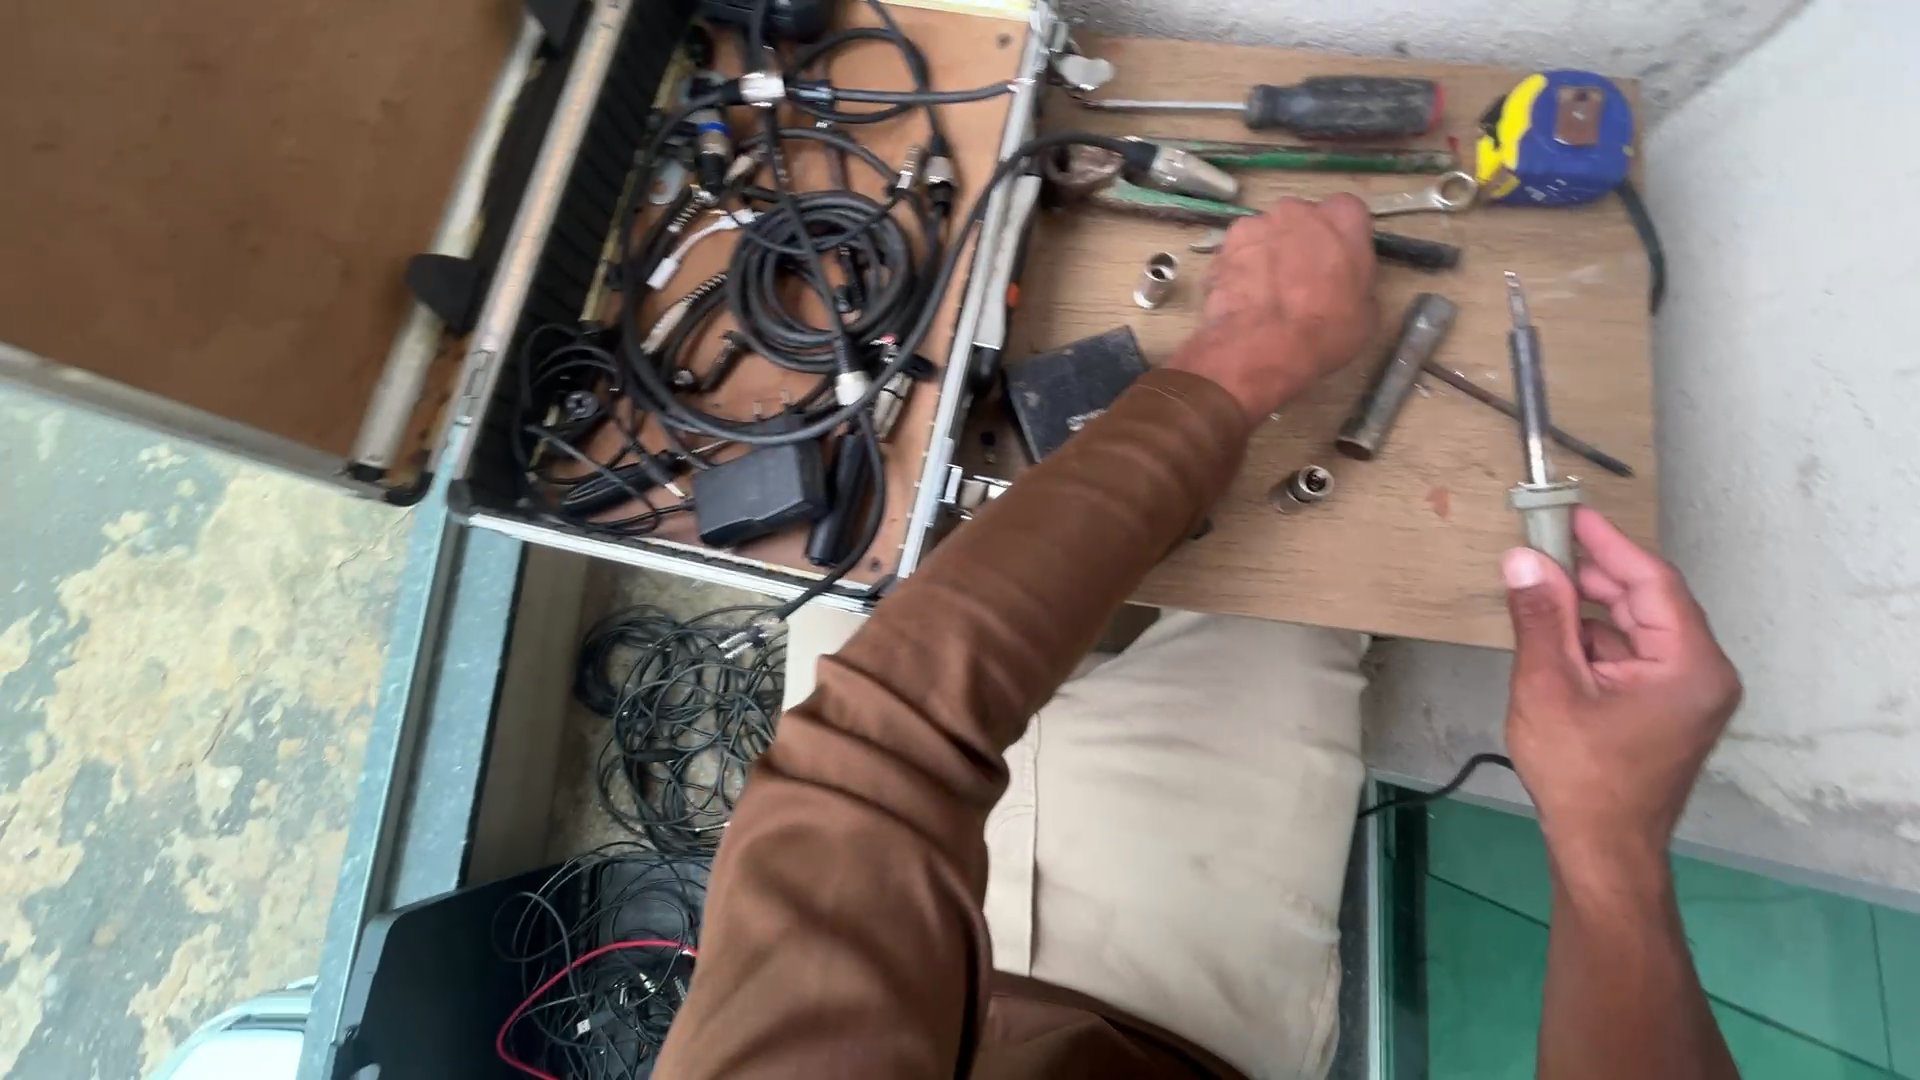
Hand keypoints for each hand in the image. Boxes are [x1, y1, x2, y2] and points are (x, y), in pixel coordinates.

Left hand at [1167, 195, 1376, 423]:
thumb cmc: (1326, 330)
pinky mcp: (1222, 248)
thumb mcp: (1365, 310)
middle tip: (1293, 282)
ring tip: (1261, 296)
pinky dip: (1234, 273)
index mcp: (1344, 217)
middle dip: (1295, 245)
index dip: (1334, 242)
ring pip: (1261, 236)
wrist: (1265, 346)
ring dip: (1262, 257)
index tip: (1330, 265)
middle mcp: (1298, 210)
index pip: (1343, 214)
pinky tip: (1238, 301)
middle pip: (1297, 221)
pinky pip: (1232, 257)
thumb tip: (1342, 286)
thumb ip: (1355, 281)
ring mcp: (1255, 225)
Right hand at [1501, 508, 1741, 880]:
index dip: (1608, 545)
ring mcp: (1681, 692)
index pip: (1651, 584)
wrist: (1599, 843)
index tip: (1570, 515)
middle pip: (1643, 604)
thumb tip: (1523, 559)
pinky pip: (1623, 655)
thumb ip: (1539, 618)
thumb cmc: (1579, 769)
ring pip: (1629, 629)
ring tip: (1532, 597)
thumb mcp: (1548, 685)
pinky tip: (1547, 642)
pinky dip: (1585, 641)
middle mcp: (1698, 672)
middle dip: (1588, 578)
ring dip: (1581, 612)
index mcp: (1689, 665)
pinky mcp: (1658, 706)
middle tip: (1537, 552)